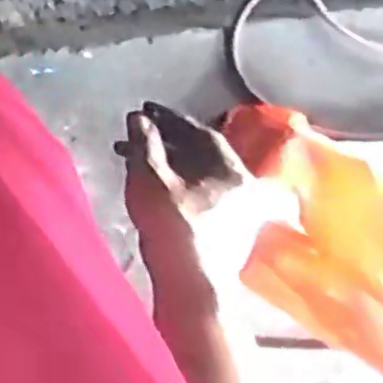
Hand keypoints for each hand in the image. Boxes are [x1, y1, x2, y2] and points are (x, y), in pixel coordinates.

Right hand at [119, 102, 249, 223]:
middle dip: (167, 137)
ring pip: (202, 168)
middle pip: (204, 151)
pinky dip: (178, 173)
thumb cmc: (171, 220)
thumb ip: (144, 141)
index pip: (203, 133)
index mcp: (233, 173)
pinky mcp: (232, 220)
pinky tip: (153, 175)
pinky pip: (203, 184)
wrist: (192, 274)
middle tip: (137, 129)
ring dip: (169, 156)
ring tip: (135, 153)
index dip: (172, 117)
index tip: (145, 108)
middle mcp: (247, 187)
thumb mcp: (148, 174)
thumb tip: (138, 116)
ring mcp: (243, 206)